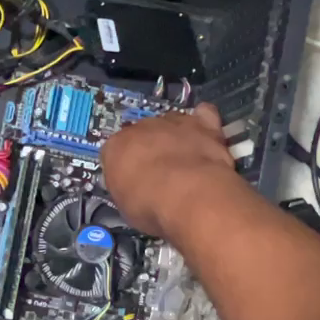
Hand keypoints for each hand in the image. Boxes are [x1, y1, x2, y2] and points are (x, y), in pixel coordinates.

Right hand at [99, 103, 241, 238]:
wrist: (187, 195)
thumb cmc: (150, 205)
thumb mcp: (124, 206)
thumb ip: (126, 189)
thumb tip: (132, 192)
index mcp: (116, 147)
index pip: (115, 150)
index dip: (125, 166)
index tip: (132, 180)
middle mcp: (141, 128)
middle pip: (143, 133)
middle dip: (150, 149)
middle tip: (160, 173)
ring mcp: (173, 122)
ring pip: (171, 121)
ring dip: (176, 136)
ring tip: (184, 158)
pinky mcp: (202, 124)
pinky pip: (203, 114)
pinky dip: (204, 122)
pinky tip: (205, 134)